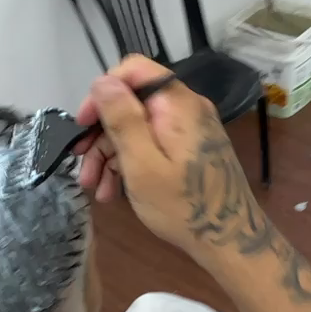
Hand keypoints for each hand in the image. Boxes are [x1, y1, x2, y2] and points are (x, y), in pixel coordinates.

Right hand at [72, 55, 268, 264]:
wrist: (229, 241)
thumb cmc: (183, 206)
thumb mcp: (142, 164)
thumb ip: (122, 119)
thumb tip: (102, 81)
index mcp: (176, 104)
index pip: (133, 71)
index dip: (102, 93)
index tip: (82, 126)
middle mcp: (185, 109)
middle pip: (132, 104)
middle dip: (101, 135)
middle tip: (81, 167)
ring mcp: (188, 131)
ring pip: (138, 129)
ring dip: (110, 156)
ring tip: (95, 189)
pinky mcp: (188, 151)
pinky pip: (152, 145)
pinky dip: (130, 164)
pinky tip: (114, 191)